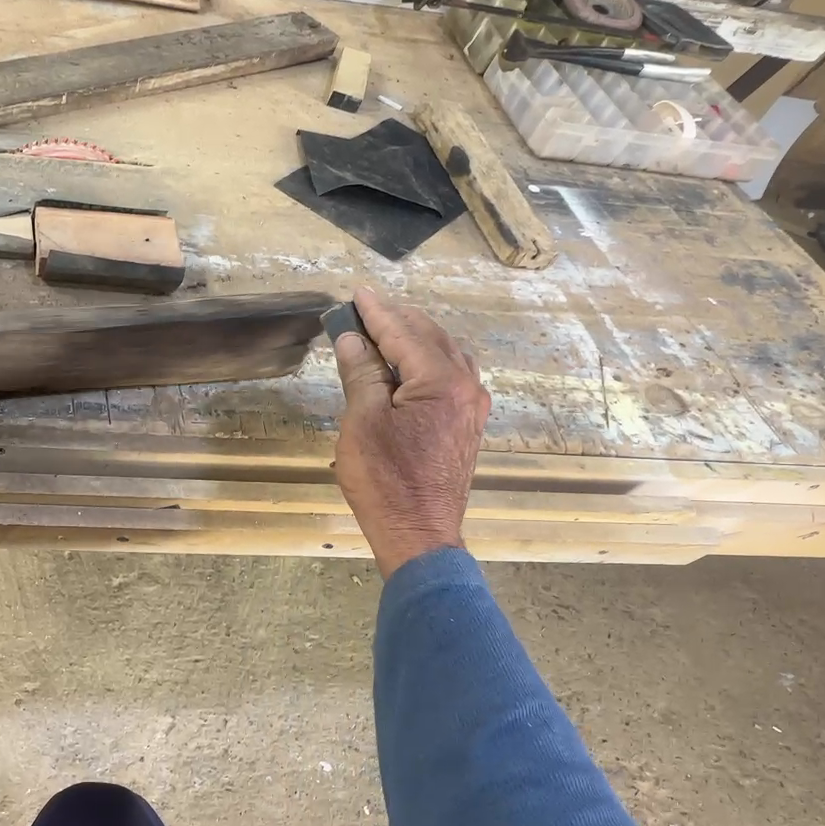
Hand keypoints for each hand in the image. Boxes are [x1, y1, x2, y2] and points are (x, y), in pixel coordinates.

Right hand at [331, 288, 490, 576]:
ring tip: (382, 332)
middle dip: (396, 321)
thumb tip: (353, 340)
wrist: (418, 532)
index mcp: (441, 380)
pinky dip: (425, 361)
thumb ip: (361, 375)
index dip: (376, 312)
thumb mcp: (362, 423)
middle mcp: (466, 386)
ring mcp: (471, 407)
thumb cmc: (384, 480)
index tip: (356, 292)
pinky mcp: (465, 426)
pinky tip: (407, 366)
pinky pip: (449, 376)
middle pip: (429, 338)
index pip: (403, 333)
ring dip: (412, 339)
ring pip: (444, 355)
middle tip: (364, 309)